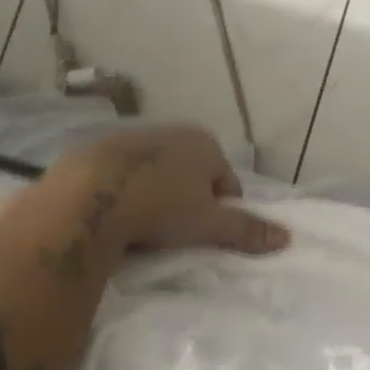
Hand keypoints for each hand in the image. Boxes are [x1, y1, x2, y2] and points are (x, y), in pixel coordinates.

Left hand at [63, 125, 289, 256]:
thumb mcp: (209, 225)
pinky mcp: (88, 151)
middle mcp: (169, 131)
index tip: (203, 234)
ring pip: (150, 173)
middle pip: (188, 174)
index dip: (219, 210)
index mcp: (204, 143)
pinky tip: (107, 218)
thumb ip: (247, 229)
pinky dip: (115, 193)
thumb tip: (286, 238)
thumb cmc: (159, 210)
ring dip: (149, 195)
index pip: (225, 181)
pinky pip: (112, 177)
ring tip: (138, 229)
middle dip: (184, 200)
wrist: (83, 202)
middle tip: (172, 234)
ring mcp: (126, 138)